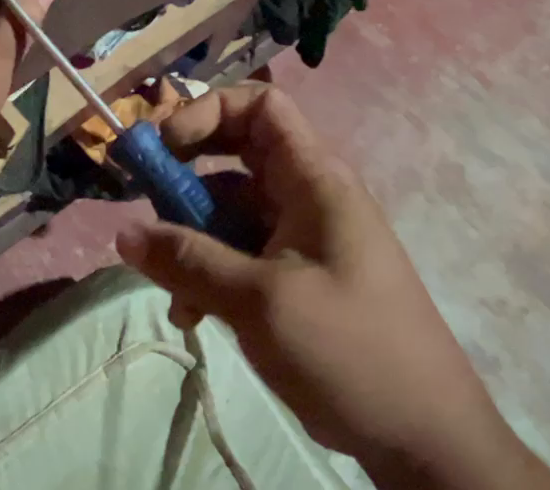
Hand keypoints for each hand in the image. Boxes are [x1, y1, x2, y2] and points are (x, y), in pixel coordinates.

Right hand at [116, 84, 549, 489]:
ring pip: (228, 211)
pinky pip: (238, 254)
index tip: (162, 149)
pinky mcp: (295, 280)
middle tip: (145, 204)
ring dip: (190, 238)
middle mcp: (307, 198)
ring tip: (171, 287)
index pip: (259, 106)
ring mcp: (302, 240)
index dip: (205, 112)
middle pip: (234, 156)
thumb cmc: (350, 352)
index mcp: (314, 180)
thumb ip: (186, 260)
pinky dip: (208, 273)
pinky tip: (192, 315)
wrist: (426, 444)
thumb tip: (122, 233)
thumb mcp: (258, 301)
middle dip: (184, 177)